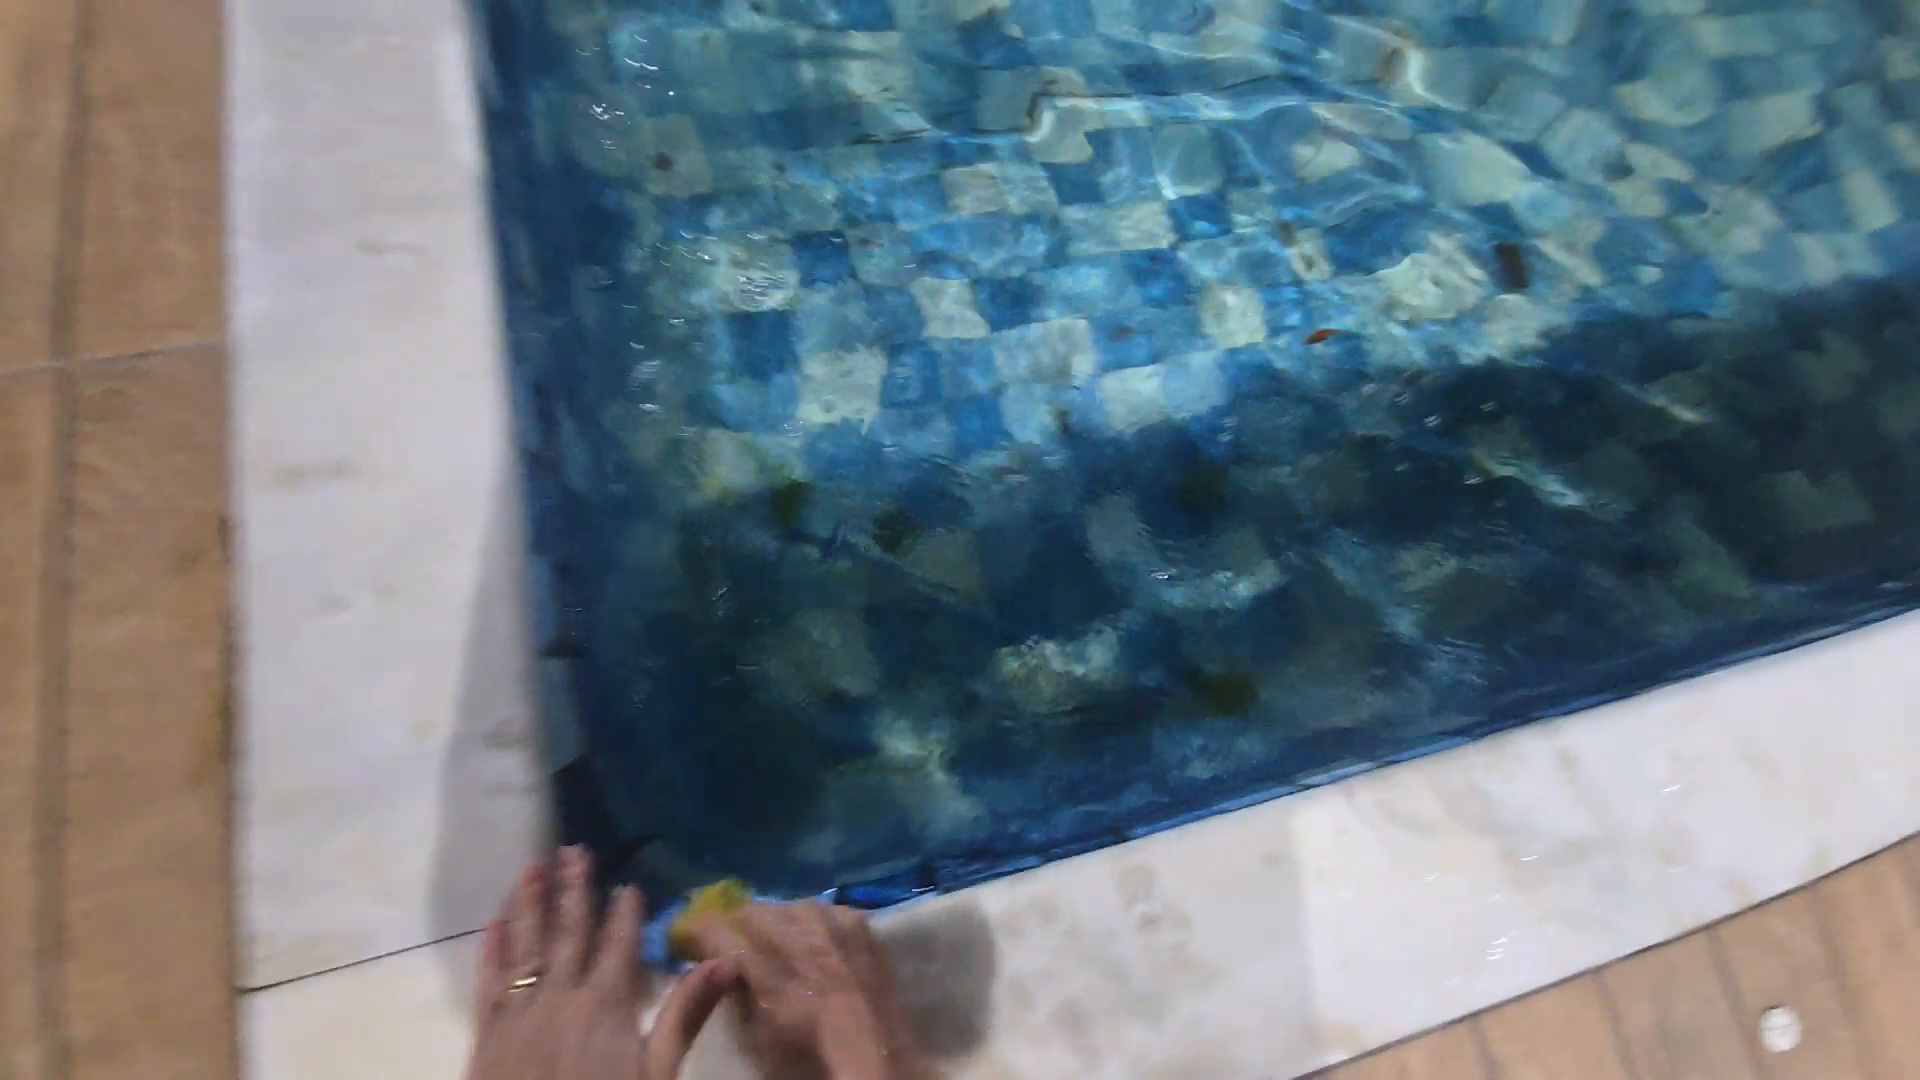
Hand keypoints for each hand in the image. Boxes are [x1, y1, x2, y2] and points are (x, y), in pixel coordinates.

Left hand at [466, 847, 737, 1079]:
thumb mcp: (656, 1073)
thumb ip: (684, 1015)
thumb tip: (728, 959)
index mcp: (605, 1003)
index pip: (618, 943)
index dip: (625, 912)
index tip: (629, 882)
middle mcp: (560, 997)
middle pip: (569, 932)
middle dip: (573, 889)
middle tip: (573, 848)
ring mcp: (518, 1014)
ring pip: (525, 947)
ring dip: (529, 905)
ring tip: (531, 867)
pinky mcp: (485, 1037)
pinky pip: (488, 984)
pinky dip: (490, 952)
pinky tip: (492, 926)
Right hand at [684, 900, 928, 1079]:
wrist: (872, 1043)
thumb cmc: (807, 1048)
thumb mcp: (756, 1033)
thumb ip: (736, 993)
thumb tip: (723, 967)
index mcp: (758, 956)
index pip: (714, 929)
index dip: (697, 933)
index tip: (689, 939)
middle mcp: (791, 925)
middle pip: (752, 911)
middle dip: (740, 925)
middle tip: (738, 945)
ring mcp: (827, 916)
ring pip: (790, 906)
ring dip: (781, 922)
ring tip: (782, 944)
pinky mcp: (855, 918)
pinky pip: (825, 912)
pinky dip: (817, 925)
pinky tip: (819, 944)